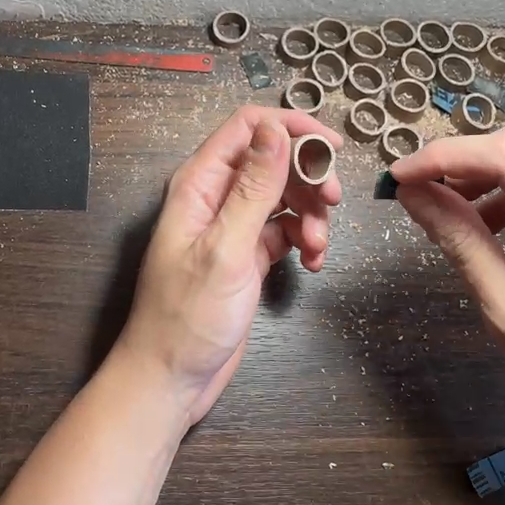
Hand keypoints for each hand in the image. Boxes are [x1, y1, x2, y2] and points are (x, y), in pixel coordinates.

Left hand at [114, 106, 343, 425]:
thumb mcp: (226, 248)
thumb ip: (254, 188)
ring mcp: (233, 226)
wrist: (171, 378)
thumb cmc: (188, 315)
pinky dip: (304, 240)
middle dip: (308, 176)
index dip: (291, 127)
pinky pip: (285, 230)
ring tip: (317, 247)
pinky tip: (314, 263)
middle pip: (273, 159)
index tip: (333, 146)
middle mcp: (216, 196)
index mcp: (200, 182)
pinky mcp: (247, 255)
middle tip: (333, 202)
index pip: (248, 127)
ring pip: (284, 196)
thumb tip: (276, 129)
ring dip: (311, 214)